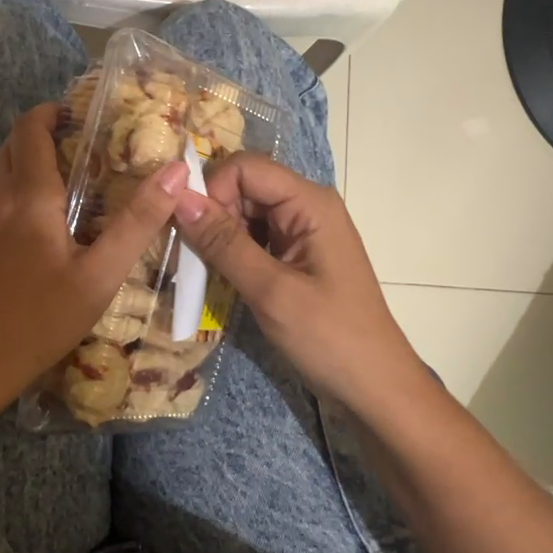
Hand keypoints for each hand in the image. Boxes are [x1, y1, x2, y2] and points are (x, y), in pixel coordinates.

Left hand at [0, 103, 187, 411]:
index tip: (83, 118)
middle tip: (85, 152)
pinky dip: (18, 200)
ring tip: (72, 193)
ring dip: (31, 169)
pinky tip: (42, 235)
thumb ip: (138, 222)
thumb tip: (176, 170)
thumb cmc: (41, 320)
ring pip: (1, 177)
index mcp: (28, 196)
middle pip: (12, 146)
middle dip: (44, 136)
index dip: (52, 112)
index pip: (30, 128)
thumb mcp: (100, 275)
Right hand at [171, 153, 424, 407]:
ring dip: (217, 235)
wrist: (374, 385)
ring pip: (243, 213)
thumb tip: (179, 198)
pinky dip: (230, 252)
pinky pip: (252, 237)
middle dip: (211, 213)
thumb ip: (223, 242)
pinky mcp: (294, 255)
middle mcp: (306, 206)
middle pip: (243, 186)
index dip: (212, 189)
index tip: (190, 230)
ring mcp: (301, 232)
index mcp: (310, 203)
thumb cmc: (328, 337)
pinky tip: (218, 277)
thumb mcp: (270, 290)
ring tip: (200, 270)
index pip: (245, 167)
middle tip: (190, 256)